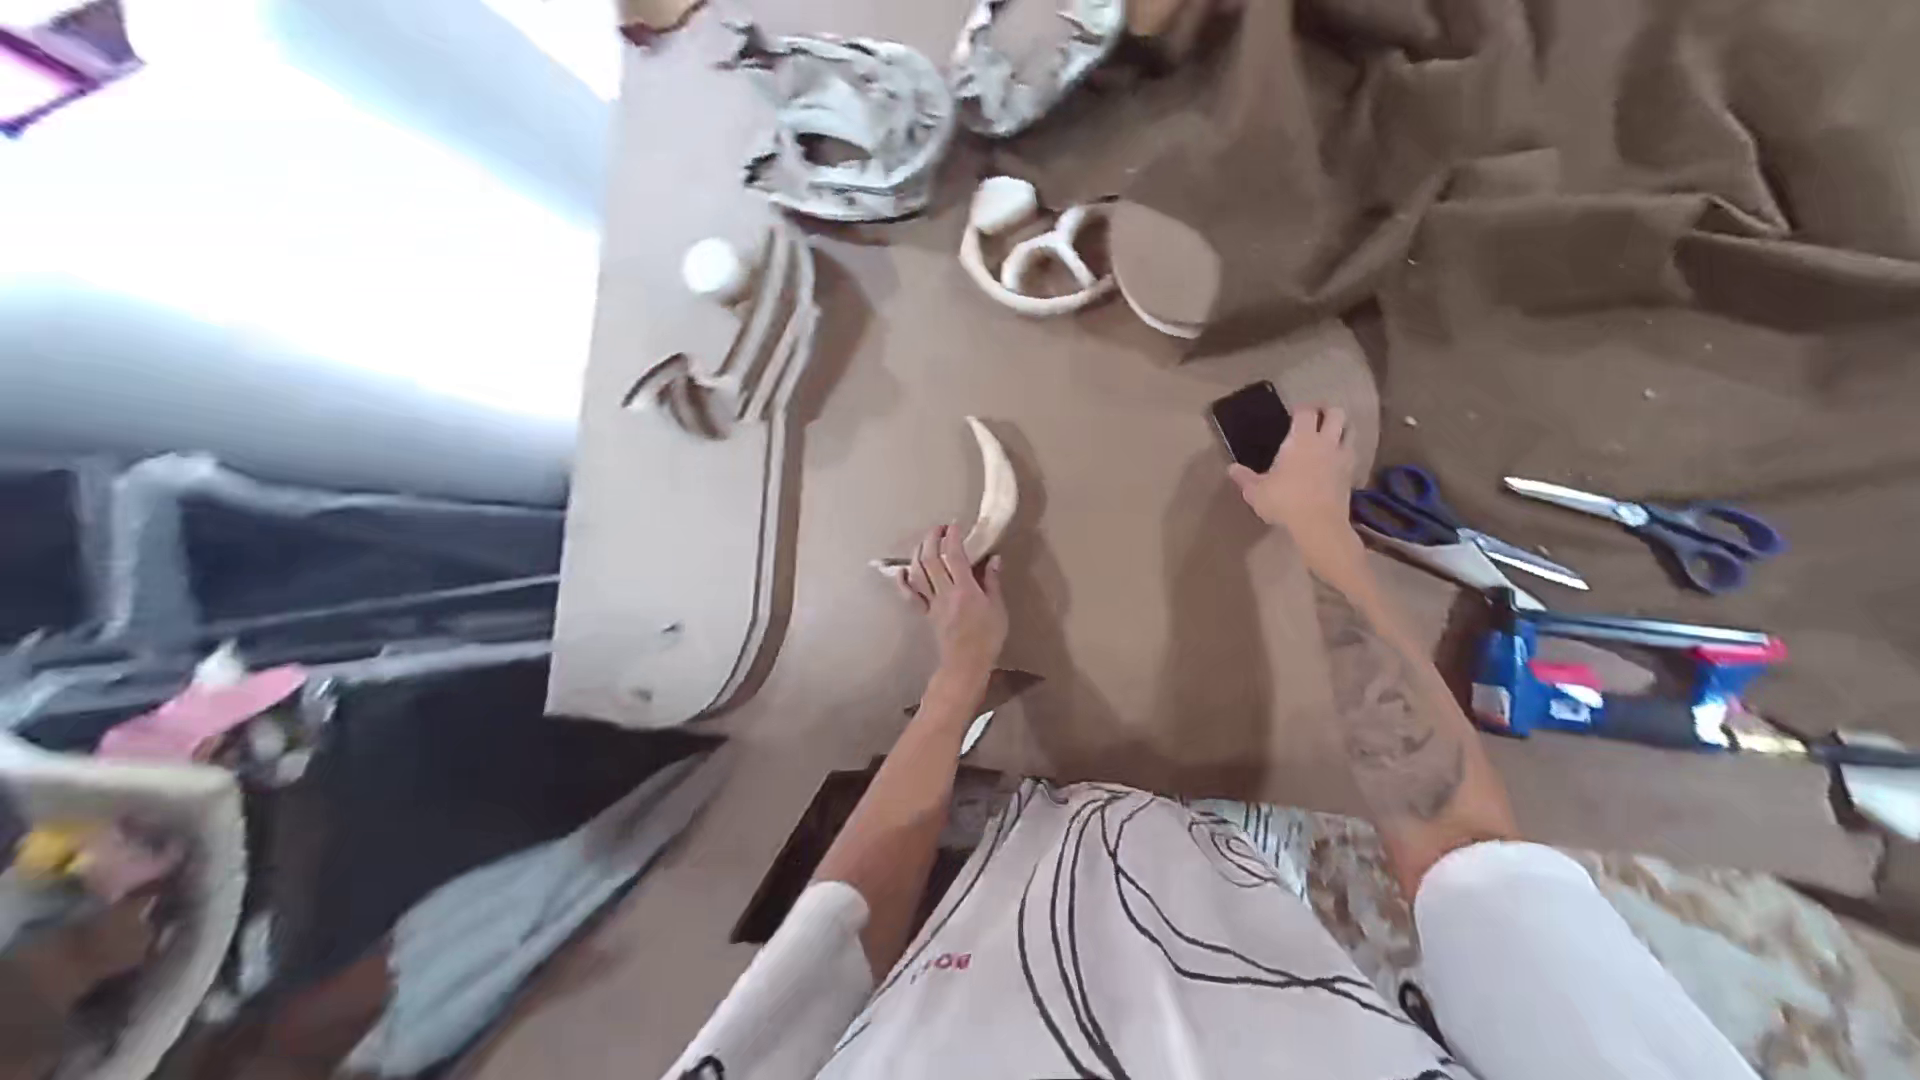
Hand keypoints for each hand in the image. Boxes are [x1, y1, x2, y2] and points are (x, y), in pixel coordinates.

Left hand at [898, 524, 1006, 679]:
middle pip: (931, 559)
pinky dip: (903, 581)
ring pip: (918, 573)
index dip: (952, 537)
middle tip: (939, 528)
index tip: (955, 525)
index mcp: (965, 590)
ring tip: (925, 541)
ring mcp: (932, 603)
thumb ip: (993, 581)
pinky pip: (910, 595)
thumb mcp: (998, 608)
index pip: (954, 556)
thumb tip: (994, 558)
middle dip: (932, 539)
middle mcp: (945, 593)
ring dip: (918, 553)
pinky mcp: (925, 613)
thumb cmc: (988, 637)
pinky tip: (903, 570)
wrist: (967, 664)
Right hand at [1228, 406, 1365, 580]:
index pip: (1306, 411)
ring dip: (1342, 429)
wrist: (1318, 524)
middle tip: (1316, 418)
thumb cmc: (1284, 501)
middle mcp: (1325, 442)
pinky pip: (1351, 454)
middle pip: (1336, 413)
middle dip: (1327, 411)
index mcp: (1301, 440)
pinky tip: (1335, 460)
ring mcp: (1342, 457)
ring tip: (1330, 435)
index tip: (1294, 413)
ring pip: (1350, 430)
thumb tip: (1231, 468)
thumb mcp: (1256, 491)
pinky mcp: (1351, 474)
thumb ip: (1244, 477)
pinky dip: (1345, 451)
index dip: (1301, 408)